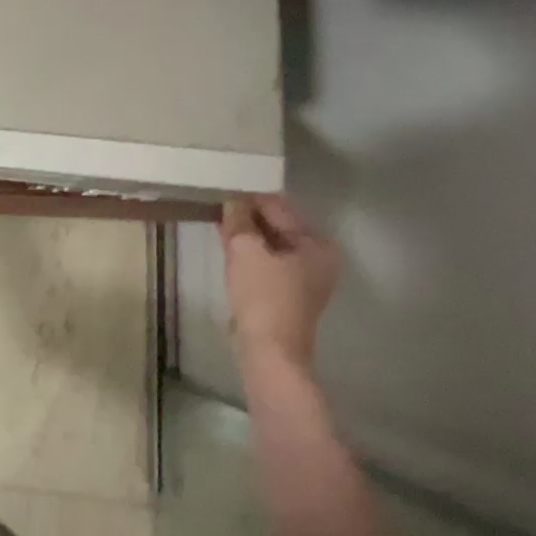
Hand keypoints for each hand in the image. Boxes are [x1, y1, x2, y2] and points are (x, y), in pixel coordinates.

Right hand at [220, 195, 338, 371]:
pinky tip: (226, 243)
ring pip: (268, 246)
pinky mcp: (284, 295)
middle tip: (217, 200)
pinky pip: (264, 263)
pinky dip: (247, 253)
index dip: (251, 197)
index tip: (226, 185)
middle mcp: (316, 260)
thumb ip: (239, 219)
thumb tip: (233, 200)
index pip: (280, 209)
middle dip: (248, 216)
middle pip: (277, 227)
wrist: (268, 351)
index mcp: (317, 246)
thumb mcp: (246, 249)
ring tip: (217, 218)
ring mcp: (301, 280)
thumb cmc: (264, 295)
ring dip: (245, 234)